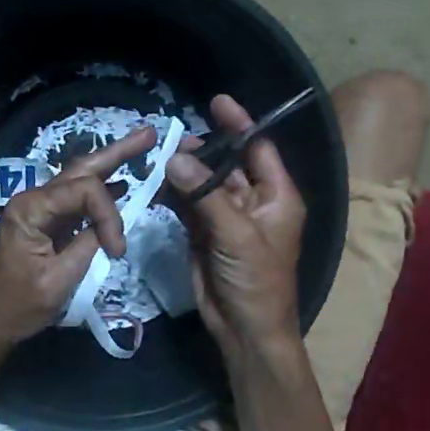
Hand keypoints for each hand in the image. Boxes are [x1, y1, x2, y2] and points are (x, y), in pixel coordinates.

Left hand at [0, 125, 159, 361]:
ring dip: (112, 165)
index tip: (117, 251)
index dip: (109, 215)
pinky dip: (102, 192)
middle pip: (81, 169)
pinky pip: (77, 200)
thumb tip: (112, 225)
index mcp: (31, 208)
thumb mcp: (59, 279)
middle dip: (117, 152)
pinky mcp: (47, 223)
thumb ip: (88, 245)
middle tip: (150, 134)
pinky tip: (123, 183)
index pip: (83, 190)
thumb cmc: (18, 305)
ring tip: (143, 147)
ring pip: (80, 180)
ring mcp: (39, 209)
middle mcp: (34, 199)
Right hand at [164, 94, 306, 360]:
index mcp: (275, 196)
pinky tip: (154, 184)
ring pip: (201, 184)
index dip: (239, 125)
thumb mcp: (236, 235)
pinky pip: (186, 205)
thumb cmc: (257, 280)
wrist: (244, 329)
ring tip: (157, 157)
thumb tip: (175, 157)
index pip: (258, 149)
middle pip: (225, 164)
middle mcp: (252, 201)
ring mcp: (225, 218)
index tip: (216, 101)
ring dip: (182, 171)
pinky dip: (172, 194)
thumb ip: (205, 195)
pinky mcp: (203, 233)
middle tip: (171, 136)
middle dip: (201, 150)